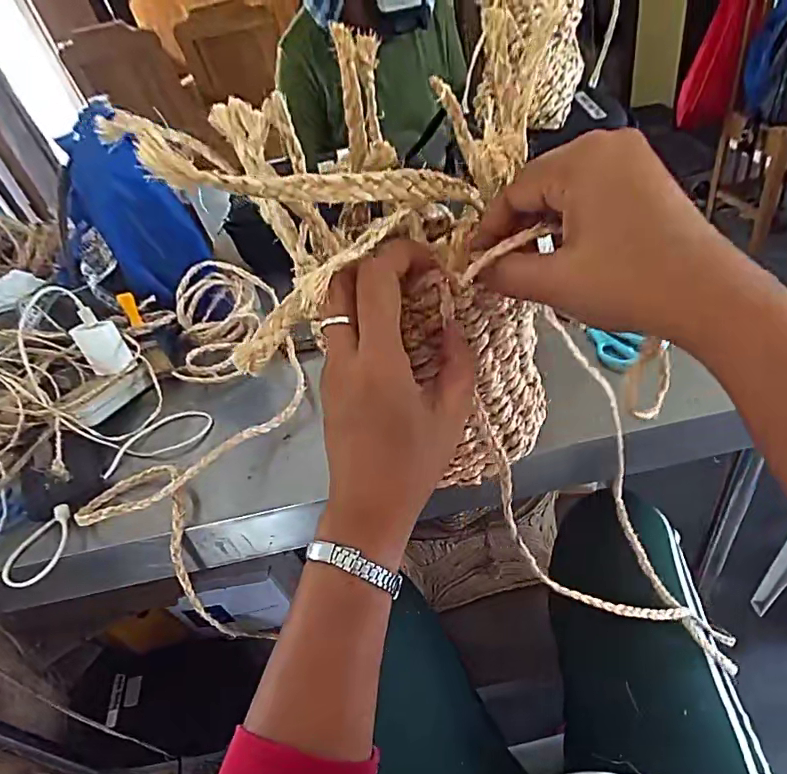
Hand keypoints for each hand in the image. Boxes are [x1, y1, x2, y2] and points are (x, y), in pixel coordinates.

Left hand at [315, 240, 477, 564]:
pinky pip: (337, 332)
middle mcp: (344, 356)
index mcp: (378, 360)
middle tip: (413, 274)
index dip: (402, 254)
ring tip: (404, 302)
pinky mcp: (328, 383)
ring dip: (364, 289)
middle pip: (340, 279)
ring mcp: (330, 369)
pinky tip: (391, 336)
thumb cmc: (414, 465)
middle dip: (375, 262)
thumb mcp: (452, 414)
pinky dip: (360, 316)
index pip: (375, 278)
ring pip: (334, 305)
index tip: (431, 263)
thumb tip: (449, 324)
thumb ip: (458, 360)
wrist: (368, 505)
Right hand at [471, 129, 752, 349]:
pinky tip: (577, 261)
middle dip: (522, 233)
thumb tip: (481, 270)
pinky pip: (598, 199)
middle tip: (508, 272)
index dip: (491, 230)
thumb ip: (507, 273)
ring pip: (570, 196)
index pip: (514, 191)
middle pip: (542, 189)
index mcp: (580, 159)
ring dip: (550, 234)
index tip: (476, 261)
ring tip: (545, 273)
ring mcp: (634, 161)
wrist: (706, 296)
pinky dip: (580, 229)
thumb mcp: (557, 283)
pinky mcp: (650, 183)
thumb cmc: (632, 285)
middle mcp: (607, 147)